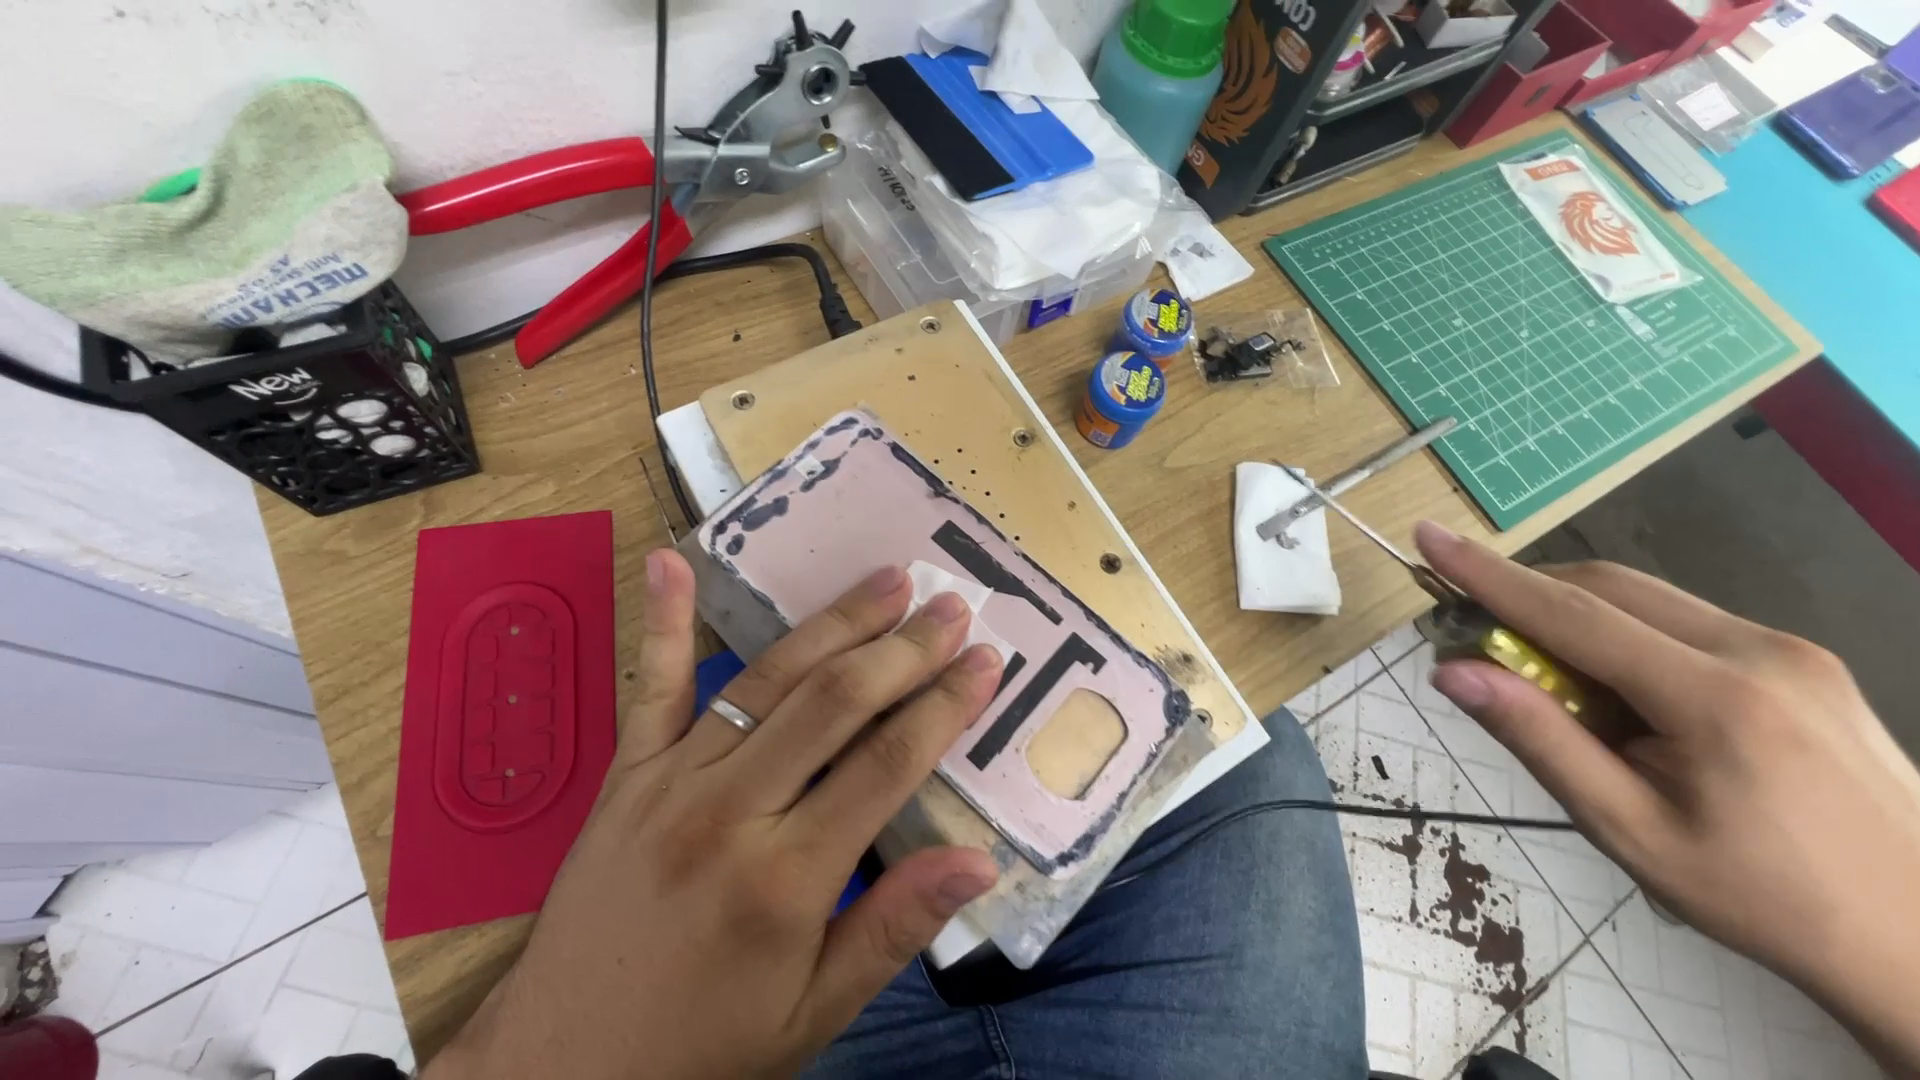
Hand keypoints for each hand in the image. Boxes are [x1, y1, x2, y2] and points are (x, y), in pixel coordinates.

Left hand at [426, 553, 1003, 1079]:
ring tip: (888, 581)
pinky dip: (666, 622)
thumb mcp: (815, 1013)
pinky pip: (651, 687)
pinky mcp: (624, 774)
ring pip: (767, 681)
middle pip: (836, 704)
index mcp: (787, 879)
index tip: (986, 661)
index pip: (888, 765)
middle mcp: (730, 813)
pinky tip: (675, 560)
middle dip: (904, 648)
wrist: (562, 1067)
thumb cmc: (705, 1043)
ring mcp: (669, 782)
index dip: (945, 706)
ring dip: (835, 624)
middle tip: (952, 605)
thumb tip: (980, 860)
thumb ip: (895, 929)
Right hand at [1416, 522, 1919, 1073]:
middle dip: (1525, 594)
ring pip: (1645, 599)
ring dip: (1571, 617)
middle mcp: (1760, 651)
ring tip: (1541, 677)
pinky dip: (1620, 635)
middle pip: (1608, 589)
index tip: (1427, 537)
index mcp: (1717, 698)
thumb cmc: (1763, 899)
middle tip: (1471, 635)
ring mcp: (1790, 651)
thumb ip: (1539, 740)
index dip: (1487, 575)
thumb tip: (1454, 672)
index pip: (1571, 614)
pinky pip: (1682, 622)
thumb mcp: (1628, 831)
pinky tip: (1614, 693)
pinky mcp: (1800, 662)